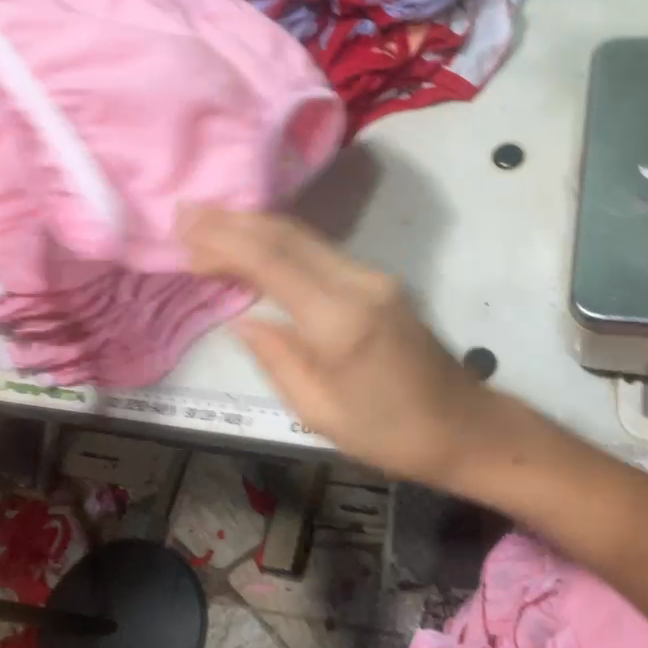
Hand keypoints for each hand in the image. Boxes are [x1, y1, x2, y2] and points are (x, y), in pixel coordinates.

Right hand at [181, 207, 505, 487]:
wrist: (465, 426)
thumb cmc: (392, 434)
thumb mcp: (320, 412)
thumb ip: (276, 359)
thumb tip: (240, 320)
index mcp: (340, 321)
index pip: (271, 262)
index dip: (224, 242)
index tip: (182, 231)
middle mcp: (360, 285)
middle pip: (288, 237)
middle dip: (234, 222)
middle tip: (185, 214)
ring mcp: (376, 280)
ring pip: (306, 239)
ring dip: (257, 228)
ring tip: (209, 224)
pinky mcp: (383, 285)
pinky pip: (323, 253)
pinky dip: (283, 245)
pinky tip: (257, 247)